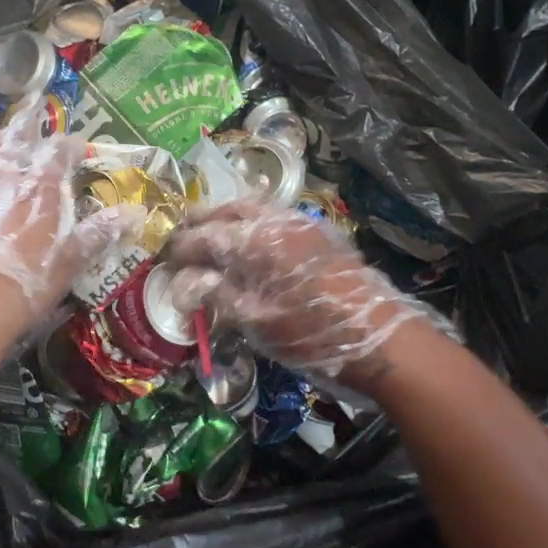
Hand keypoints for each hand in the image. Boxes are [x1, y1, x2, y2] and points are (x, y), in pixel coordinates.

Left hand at [0, 118, 133, 337]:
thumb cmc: (25, 279)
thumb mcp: (71, 261)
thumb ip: (100, 233)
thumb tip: (137, 213)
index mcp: (42, 184)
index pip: (62, 150)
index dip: (71, 147)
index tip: (76, 148)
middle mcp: (5, 171)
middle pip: (17, 134)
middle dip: (25, 118)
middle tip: (29, 98)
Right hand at [165, 200, 457, 384]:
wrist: (383, 339)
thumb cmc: (315, 336)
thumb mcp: (259, 324)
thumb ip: (219, 297)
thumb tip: (184, 284)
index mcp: (256, 242)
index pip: (205, 236)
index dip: (181, 248)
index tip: (164, 259)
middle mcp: (276, 222)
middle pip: (228, 210)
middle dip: (202, 222)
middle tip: (183, 238)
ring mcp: (302, 224)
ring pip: (254, 208)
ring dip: (227, 218)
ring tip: (211, 236)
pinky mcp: (320, 234)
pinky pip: (275, 216)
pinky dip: (253, 222)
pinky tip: (250, 242)